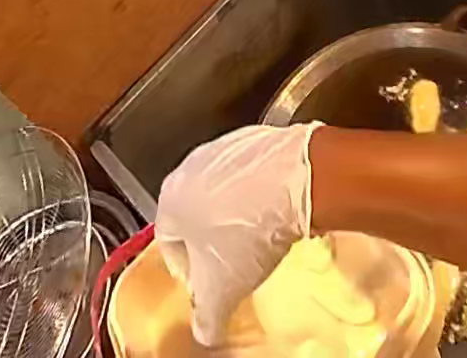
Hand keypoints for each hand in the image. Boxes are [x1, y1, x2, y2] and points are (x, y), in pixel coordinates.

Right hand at [154, 123, 320, 344]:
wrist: (297, 179)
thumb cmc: (245, 234)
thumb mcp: (220, 294)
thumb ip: (205, 319)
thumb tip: (206, 331)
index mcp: (171, 198)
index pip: (169, 244)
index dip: (190, 271)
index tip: (212, 285)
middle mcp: (192, 165)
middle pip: (197, 214)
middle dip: (215, 241)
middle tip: (239, 263)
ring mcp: (228, 145)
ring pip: (225, 192)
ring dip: (240, 214)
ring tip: (264, 236)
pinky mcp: (259, 136)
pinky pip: (253, 172)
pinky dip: (262, 190)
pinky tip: (280, 207)